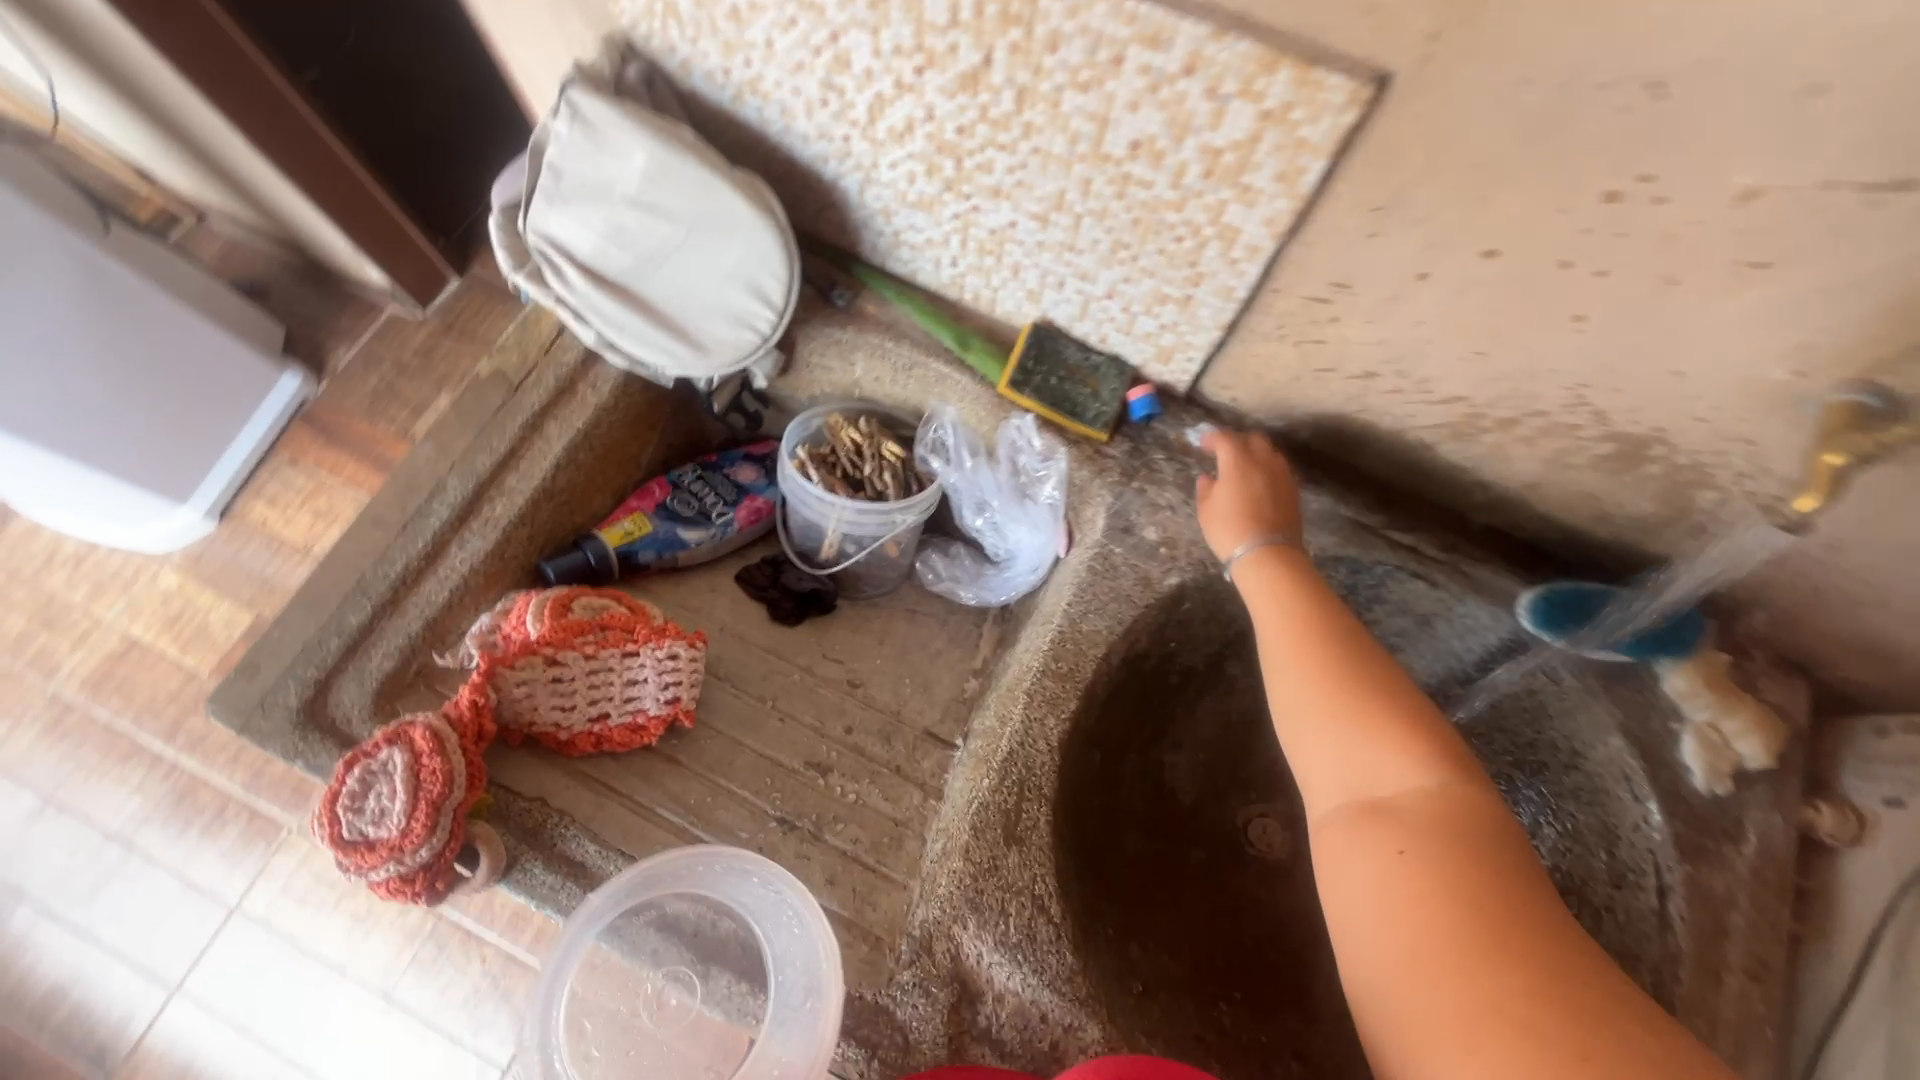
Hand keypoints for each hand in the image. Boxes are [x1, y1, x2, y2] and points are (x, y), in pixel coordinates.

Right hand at [1195, 429, 1302, 560]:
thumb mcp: (1206, 510)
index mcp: (1238, 461)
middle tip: (1225, 452)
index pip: (1225, 439)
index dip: (1212, 437)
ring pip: (1270, 452)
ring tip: (1245, 466)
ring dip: (1256, 453)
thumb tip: (1208, 478)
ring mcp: (1282, 474)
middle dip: (1238, 440)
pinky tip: (1260, 482)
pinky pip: (1280, 469)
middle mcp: (1263, 461)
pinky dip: (1268, 469)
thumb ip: (1205, 489)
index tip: (1202, 443)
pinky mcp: (1294, 489)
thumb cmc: (1229, 530)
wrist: (1268, 553)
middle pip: (1253, 439)